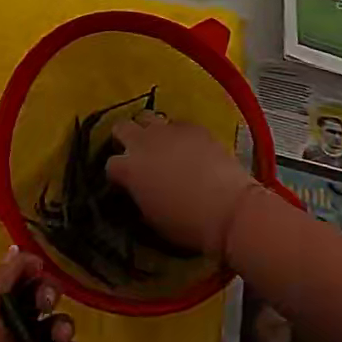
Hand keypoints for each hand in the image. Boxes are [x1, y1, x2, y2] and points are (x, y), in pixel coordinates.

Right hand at [105, 112, 255, 256]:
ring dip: (150, 130)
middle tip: (138, 154)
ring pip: (147, 117)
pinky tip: (189, 146)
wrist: (230, 211)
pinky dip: (180, 134)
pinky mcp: (194, 128)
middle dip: (126, 138)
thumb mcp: (151, 217)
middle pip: (121, 128)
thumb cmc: (187, 224)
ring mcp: (167, 131)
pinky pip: (179, 124)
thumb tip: (139, 190)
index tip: (126, 182)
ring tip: (160, 144)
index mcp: (127, 168)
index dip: (118, 173)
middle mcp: (141, 143)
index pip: (110, 164)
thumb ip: (138, 195)